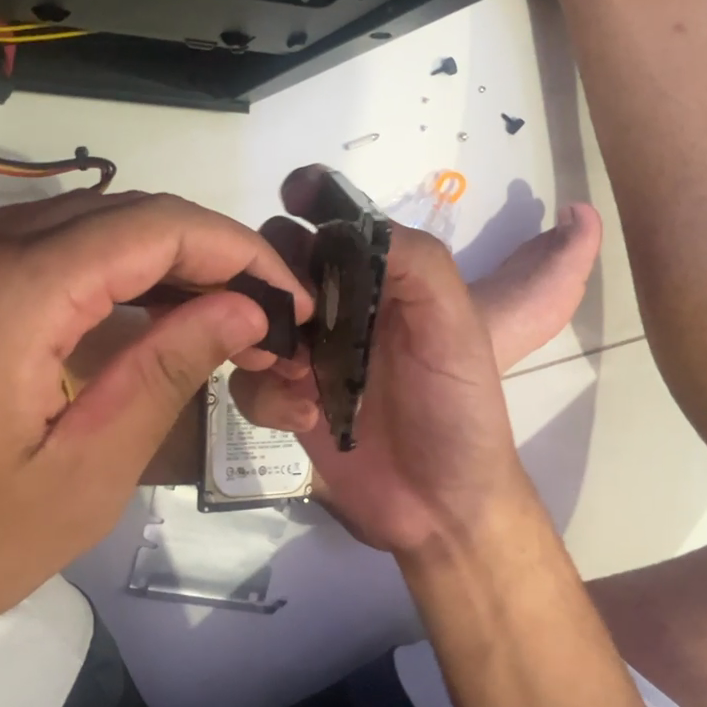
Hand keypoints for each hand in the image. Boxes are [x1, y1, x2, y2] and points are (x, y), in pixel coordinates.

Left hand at [0, 191, 309, 694]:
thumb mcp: (78, 476)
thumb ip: (162, 373)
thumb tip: (242, 309)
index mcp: (16, 289)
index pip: (158, 227)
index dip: (238, 252)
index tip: (293, 299)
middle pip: (124, 214)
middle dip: (207, 253)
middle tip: (266, 316)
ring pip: (84, 225)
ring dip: (159, 259)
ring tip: (219, 318)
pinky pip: (41, 251)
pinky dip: (106, 273)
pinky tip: (139, 320)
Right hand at [231, 167, 594, 556]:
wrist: (440, 509)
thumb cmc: (458, 409)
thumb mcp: (457, 325)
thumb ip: (413, 261)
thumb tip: (344, 225)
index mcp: (383, 281)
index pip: (336, 222)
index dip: (310, 200)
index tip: (292, 197)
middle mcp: (341, 310)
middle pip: (278, 263)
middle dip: (271, 276)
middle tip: (287, 305)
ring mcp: (309, 356)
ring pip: (248, 319)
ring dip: (260, 338)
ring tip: (291, 366)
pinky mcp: (286, 401)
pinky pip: (248, 380)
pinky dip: (268, 395)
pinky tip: (305, 415)